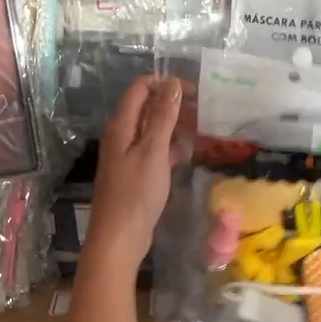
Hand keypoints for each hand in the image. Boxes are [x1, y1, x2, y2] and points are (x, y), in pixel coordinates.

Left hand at [83, 76, 183, 283]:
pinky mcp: (135, 173)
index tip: (192, 92)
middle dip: (173, 105)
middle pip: (146, 107)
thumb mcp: (153, 151)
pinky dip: (169, 147)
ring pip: (152, 129)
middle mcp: (121, 135)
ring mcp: (127, 155)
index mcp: (121, 126)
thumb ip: (163, 117)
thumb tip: (172, 83)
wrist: (119, 239)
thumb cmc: (136, 193)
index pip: (139, 88)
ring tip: (199, 132)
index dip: (164, 84)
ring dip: (174, 126)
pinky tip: (187, 154)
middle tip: (201, 113)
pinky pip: (153, 150)